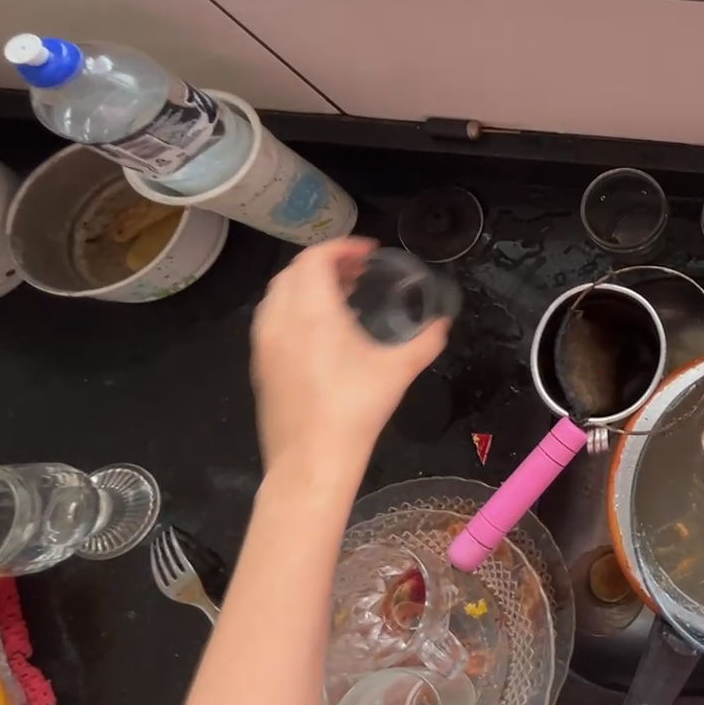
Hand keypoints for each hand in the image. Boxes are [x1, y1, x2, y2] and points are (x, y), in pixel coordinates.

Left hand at [250, 237, 447, 472]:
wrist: (311, 458)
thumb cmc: (356, 408)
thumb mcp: (401, 369)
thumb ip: (426, 340)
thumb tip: (442, 324)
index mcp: (314, 315)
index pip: (314, 260)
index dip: (341, 246)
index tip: (369, 251)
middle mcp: (282, 322)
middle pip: (292, 272)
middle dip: (325, 262)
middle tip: (359, 269)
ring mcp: (266, 344)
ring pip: (277, 294)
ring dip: (307, 283)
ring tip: (342, 293)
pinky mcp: (261, 364)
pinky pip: (272, 318)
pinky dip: (295, 306)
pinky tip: (324, 327)